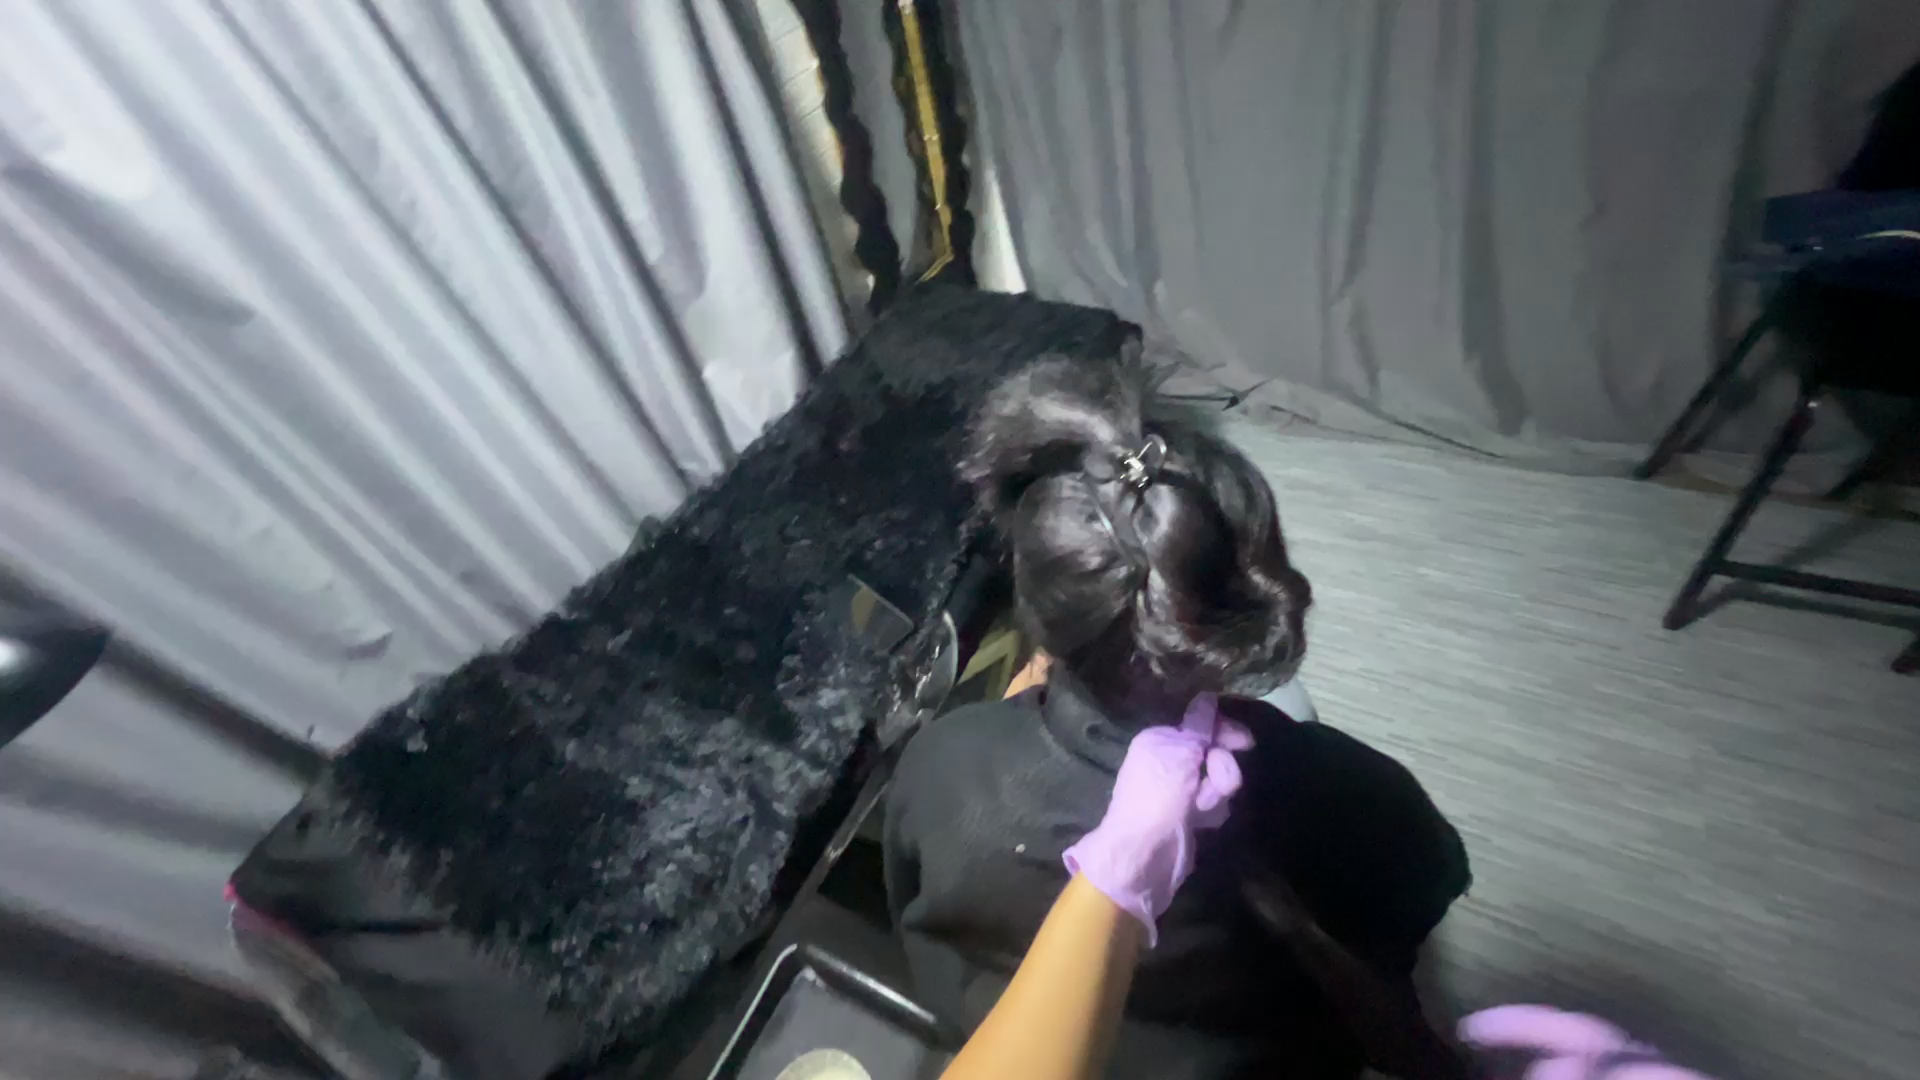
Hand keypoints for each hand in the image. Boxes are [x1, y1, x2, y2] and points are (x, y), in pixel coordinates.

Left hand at [1063, 693, 1252, 943]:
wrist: (1143, 856)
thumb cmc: (1157, 799)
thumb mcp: (1179, 757)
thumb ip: (1198, 727)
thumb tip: (1207, 696)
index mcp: (1160, 739)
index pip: (1201, 724)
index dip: (1225, 732)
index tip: (1245, 743)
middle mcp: (1170, 758)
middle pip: (1215, 752)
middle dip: (1220, 770)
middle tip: (1213, 785)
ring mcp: (1180, 786)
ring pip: (1219, 779)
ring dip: (1215, 794)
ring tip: (1199, 809)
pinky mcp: (1190, 812)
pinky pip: (1215, 802)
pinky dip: (1212, 811)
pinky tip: (1201, 823)